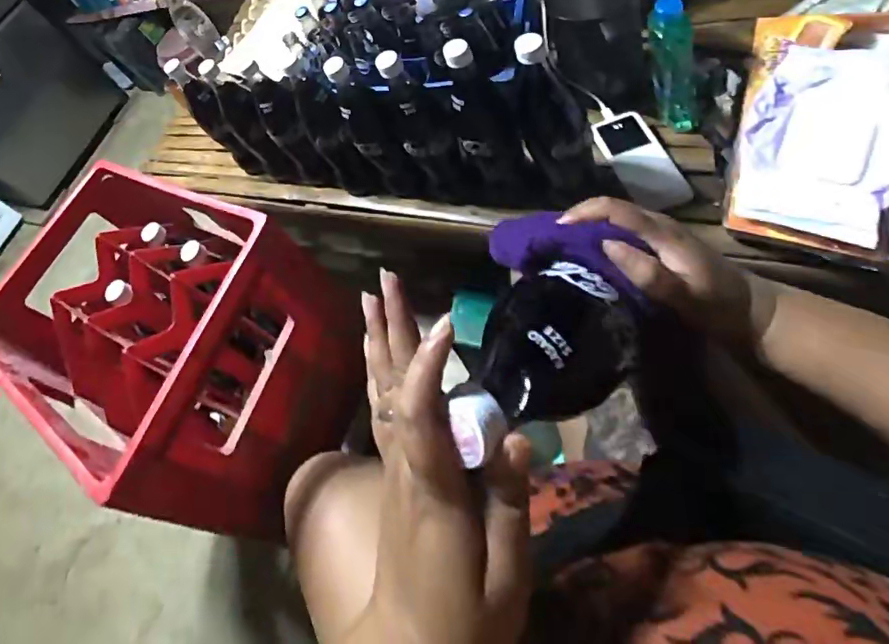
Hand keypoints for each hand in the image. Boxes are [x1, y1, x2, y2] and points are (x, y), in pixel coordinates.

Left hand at [356, 269, 533, 643]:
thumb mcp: (505, 573)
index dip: (427, 366)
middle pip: (392, 385)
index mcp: (433, 487)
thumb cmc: (466, 619)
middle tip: (385, 279)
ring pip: (381, 390)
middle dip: (390, 328)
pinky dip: (380, 372)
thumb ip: (510, 500)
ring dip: (377, 340)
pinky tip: (377, 352)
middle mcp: (403, 463)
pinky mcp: (393, 471)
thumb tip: (518, 432)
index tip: (442, 323)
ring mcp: (392, 464)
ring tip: (370, 298)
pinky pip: (383, 408)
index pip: (422, 414)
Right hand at [558, 197, 780, 351]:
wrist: (757, 313)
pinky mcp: (662, 242)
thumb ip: (647, 272)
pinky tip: (593, 250)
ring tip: (566, 242)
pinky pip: (625, 228)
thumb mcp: (684, 296)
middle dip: (581, 215)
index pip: (616, 208)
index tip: (558, 228)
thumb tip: (606, 244)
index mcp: (663, 233)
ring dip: (590, 224)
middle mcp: (660, 224)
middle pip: (613, 207)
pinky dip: (602, 232)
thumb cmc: (719, 306)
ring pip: (618, 216)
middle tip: (554, 236)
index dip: (584, 212)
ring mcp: (662, 232)